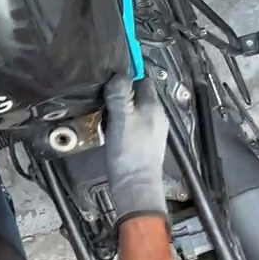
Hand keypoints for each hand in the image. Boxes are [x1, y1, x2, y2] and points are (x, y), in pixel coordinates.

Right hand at [102, 73, 168, 223]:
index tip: (111, 72)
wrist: (135, 187)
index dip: (129, 74)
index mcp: (153, 106)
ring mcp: (152, 131)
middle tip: (102, 90)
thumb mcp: (121, 119)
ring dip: (121, 106)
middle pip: (139, 95)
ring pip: (135, 109)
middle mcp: (156, 116)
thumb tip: (119, 73)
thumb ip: (120, 95)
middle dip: (123, 90)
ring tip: (102, 107)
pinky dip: (121, 120)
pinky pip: (133, 123)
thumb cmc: (129, 152)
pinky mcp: (144, 144)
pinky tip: (109, 126)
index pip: (143, 80)